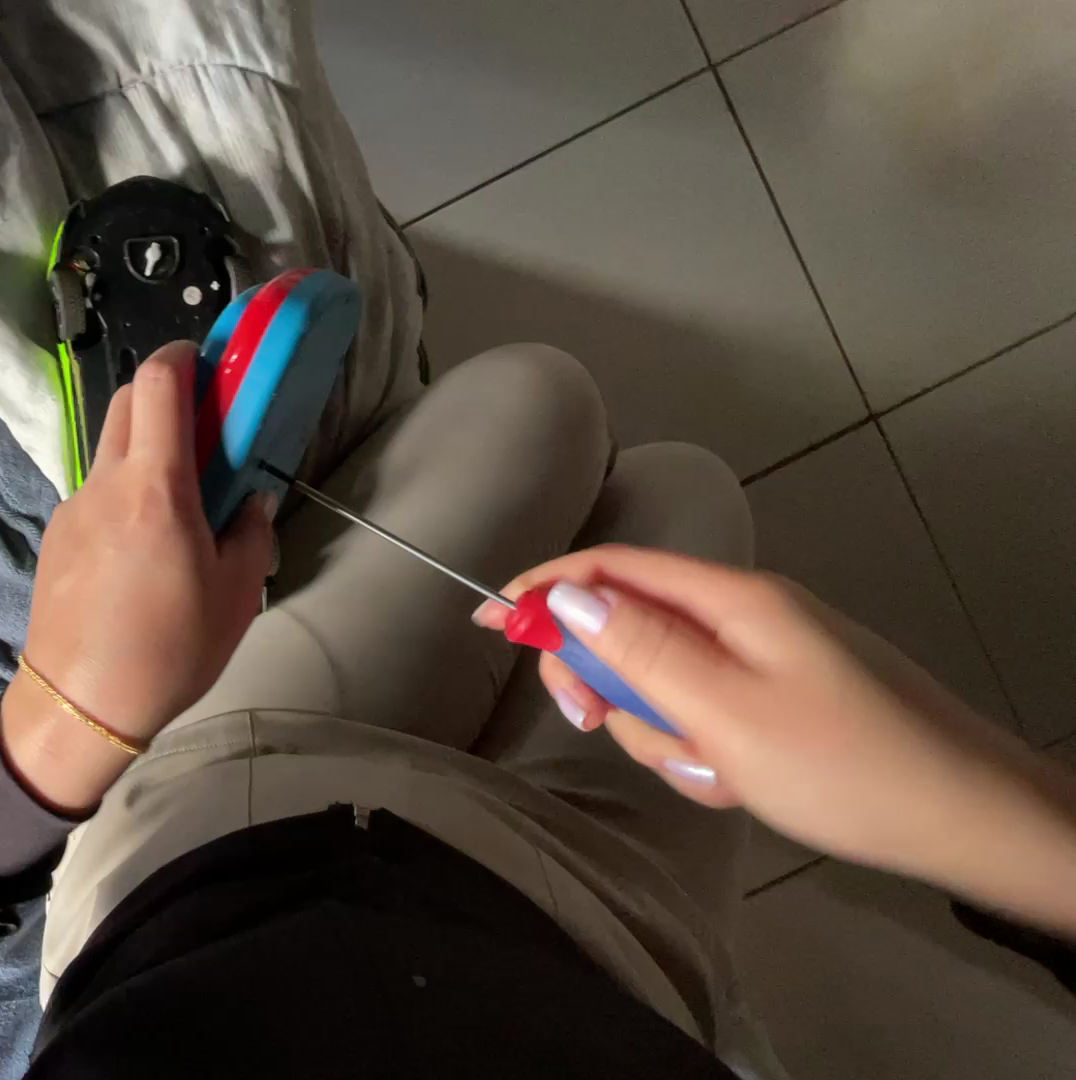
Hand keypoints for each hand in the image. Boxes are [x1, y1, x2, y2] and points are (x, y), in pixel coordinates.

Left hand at [1, 342, 273, 812]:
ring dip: (142, 450)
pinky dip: (120, 493)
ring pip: (108, 450)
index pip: (157, 383)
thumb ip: (249, 534)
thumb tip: (249, 501)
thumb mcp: (236, 596)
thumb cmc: (169, 650)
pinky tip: (135, 549)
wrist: (79, 704)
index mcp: (155, 487)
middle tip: (202, 430)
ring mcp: (72, 508)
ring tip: (173, 504)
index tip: (209, 362)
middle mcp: (105, 484)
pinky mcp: (55, 536)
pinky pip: (93, 494)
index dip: (182, 355)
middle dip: (164, 395)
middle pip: (125, 402)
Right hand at [475, 546, 1075, 929]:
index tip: (490, 620)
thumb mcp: (725, 710)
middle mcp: (737, 616)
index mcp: (729, 601)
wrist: (988, 832)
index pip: (609, 568)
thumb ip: (638, 648)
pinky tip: (728, 776)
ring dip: (655, 725)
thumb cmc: (849, 767)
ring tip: (704, 769)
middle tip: (590, 722)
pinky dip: (692, 742)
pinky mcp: (769, 694)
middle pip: (624, 624)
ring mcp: (756, 656)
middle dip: (599, 674)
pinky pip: (693, 706)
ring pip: (655, 676)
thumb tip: (562, 595)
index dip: (542, 586)